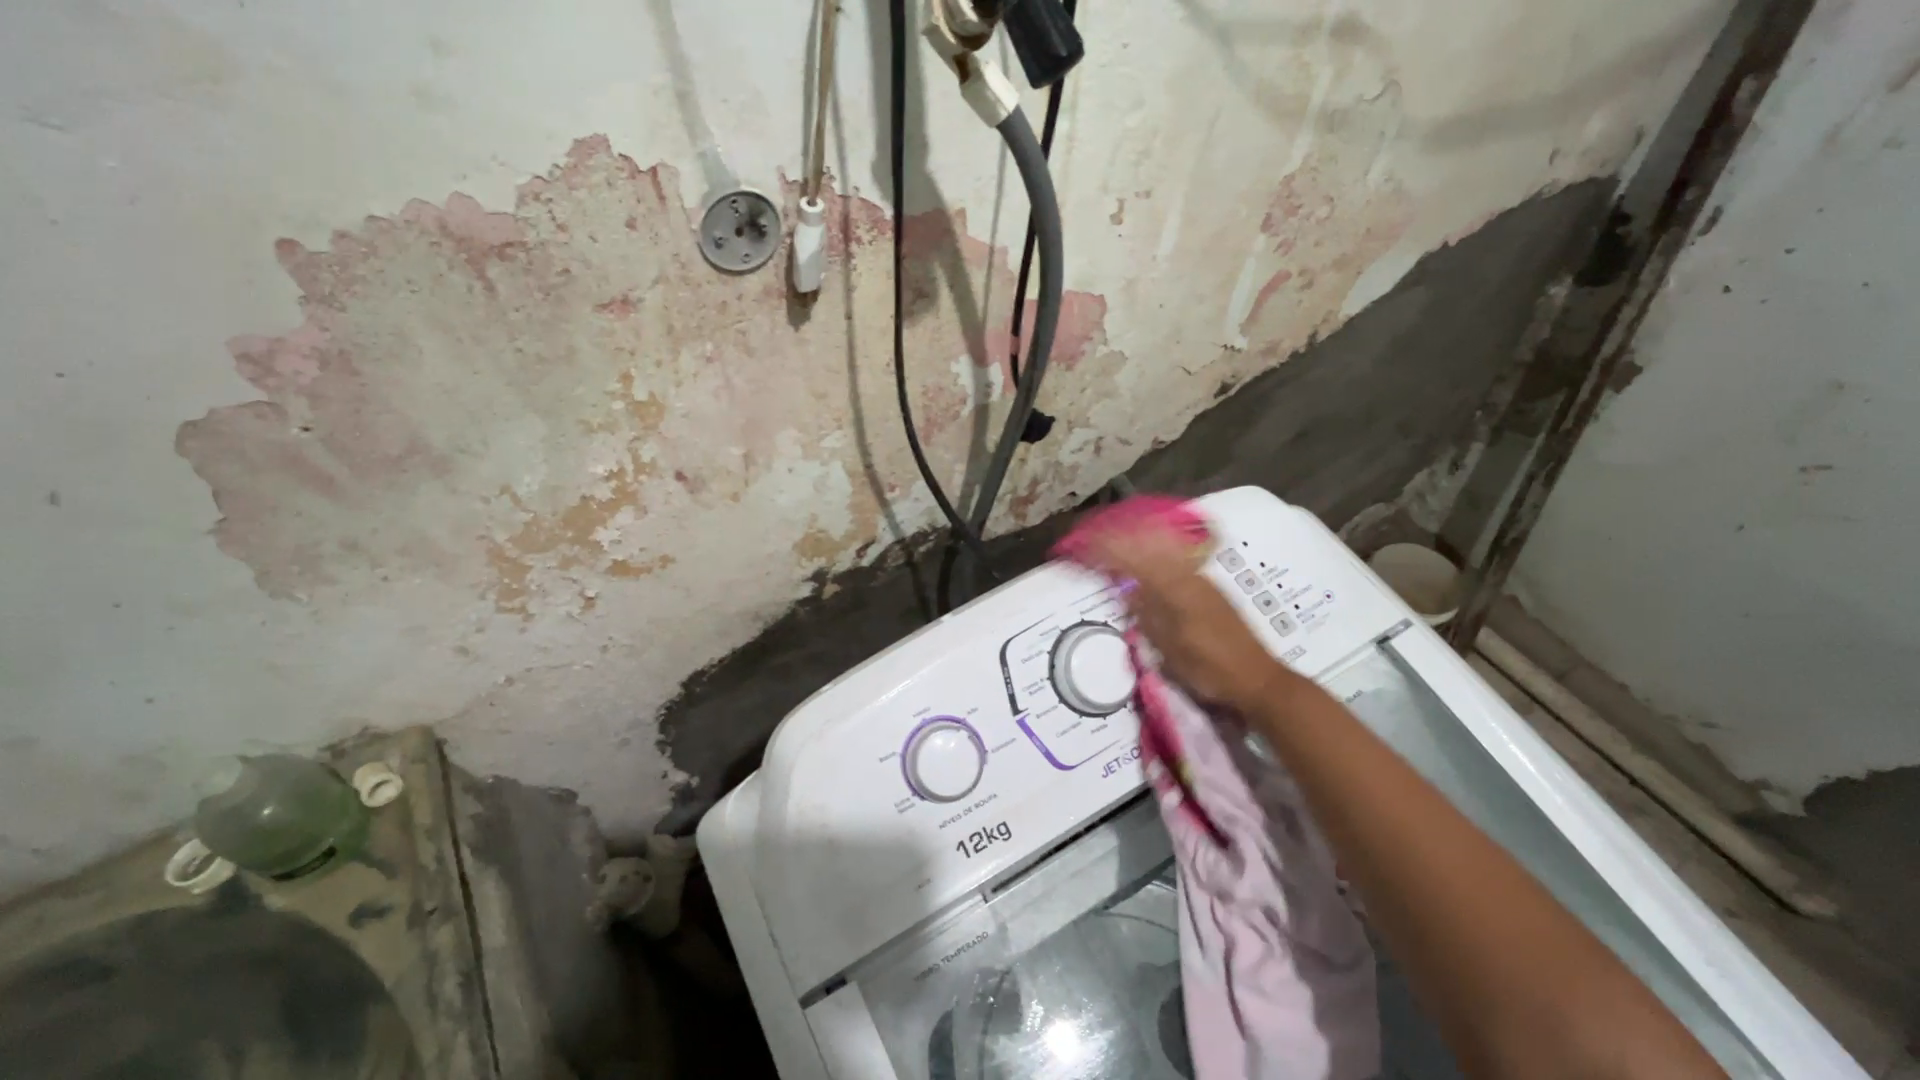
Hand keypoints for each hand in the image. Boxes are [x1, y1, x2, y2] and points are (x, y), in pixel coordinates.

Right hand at [1082, 524, 1297, 709]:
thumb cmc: (1210, 668)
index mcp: (1176, 588)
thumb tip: (1127, 590)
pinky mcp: (1212, 592)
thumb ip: (1148, 615)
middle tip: (1095, 540)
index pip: (1133, 561)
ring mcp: (1204, 582)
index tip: (1084, 546)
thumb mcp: (1170, 648)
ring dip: (1139, 547)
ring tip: (1116, 545)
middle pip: (1149, 548)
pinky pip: (1177, 563)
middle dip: (1120, 542)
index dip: (1107, 551)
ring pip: (1164, 553)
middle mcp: (1191, 576)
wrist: (1258, 679)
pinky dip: (1157, 557)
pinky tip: (1149, 564)